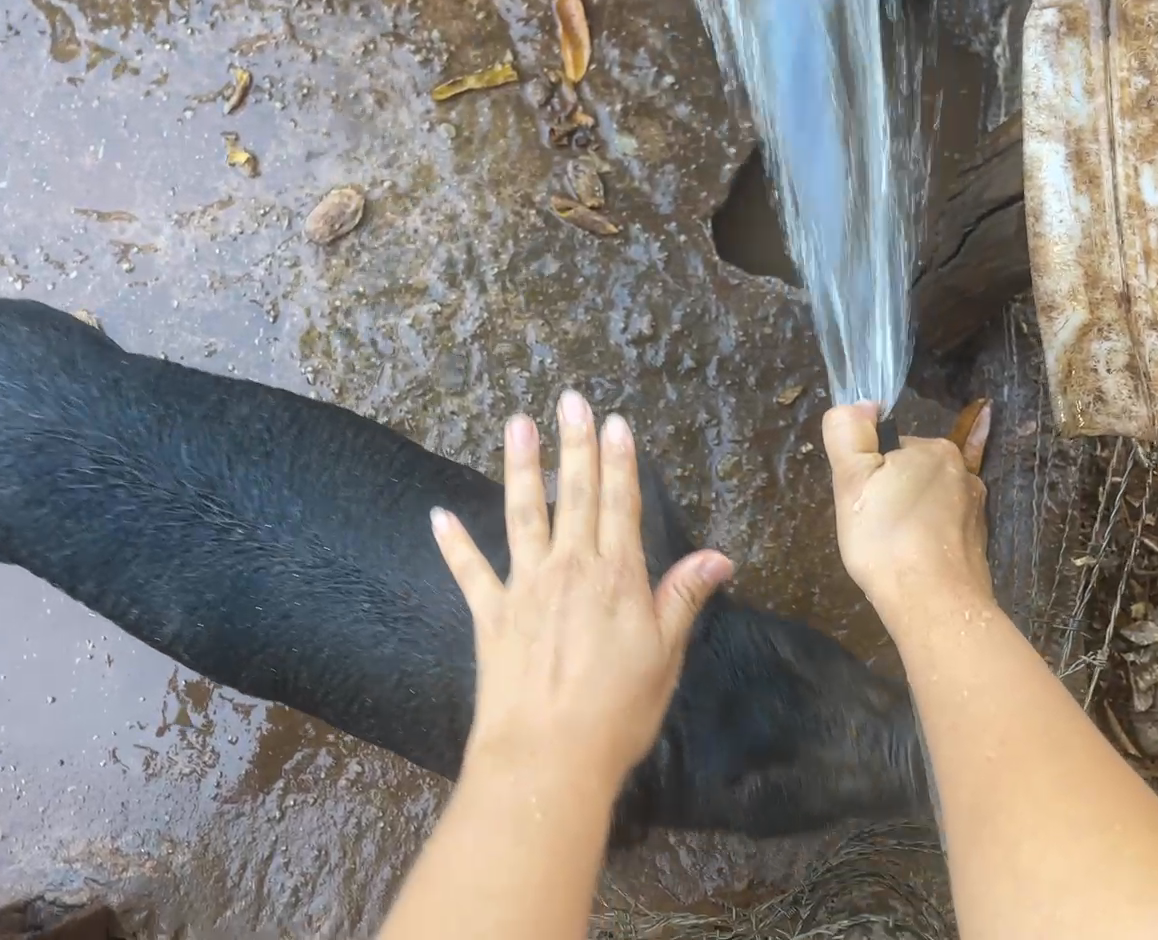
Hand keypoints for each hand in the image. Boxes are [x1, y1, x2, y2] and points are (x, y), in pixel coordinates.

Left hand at [431, 390, 733, 793]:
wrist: (547, 759)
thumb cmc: (617, 710)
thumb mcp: (665, 655)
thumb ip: (683, 597)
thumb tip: (719, 556)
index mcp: (616, 576)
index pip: (620, 504)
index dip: (619, 460)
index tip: (614, 421)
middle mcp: (570, 568)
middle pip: (576, 495)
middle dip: (576, 444)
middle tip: (570, 398)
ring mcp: (525, 587)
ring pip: (523, 514)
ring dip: (522, 467)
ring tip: (517, 423)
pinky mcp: (490, 615)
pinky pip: (469, 572)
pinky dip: (453, 544)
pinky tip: (437, 516)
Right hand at [821, 400, 992, 631]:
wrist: (933, 604)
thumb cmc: (886, 538)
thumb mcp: (850, 478)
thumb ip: (848, 432)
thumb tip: (862, 403)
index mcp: (935, 450)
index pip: (890, 448)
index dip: (869, 473)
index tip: (863, 502)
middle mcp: (963, 472)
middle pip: (909, 473)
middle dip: (889, 494)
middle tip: (871, 525)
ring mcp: (976, 510)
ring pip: (926, 502)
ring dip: (907, 518)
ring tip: (890, 547)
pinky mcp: (978, 543)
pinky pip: (941, 530)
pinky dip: (924, 540)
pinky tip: (910, 561)